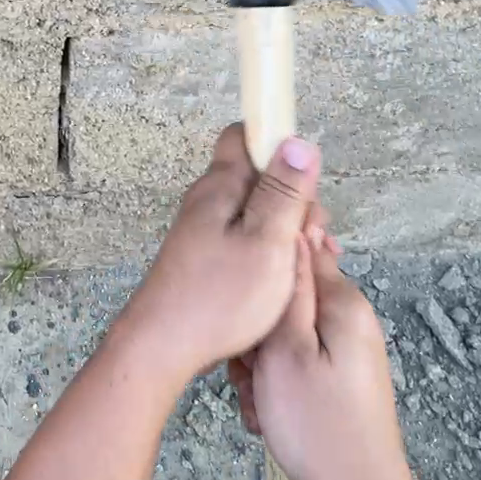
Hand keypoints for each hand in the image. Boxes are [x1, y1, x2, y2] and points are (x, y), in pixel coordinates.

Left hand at [110, 124, 320, 382]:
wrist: (164, 343)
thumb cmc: (220, 295)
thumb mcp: (267, 241)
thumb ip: (284, 192)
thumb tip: (298, 140)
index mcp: (220, 185)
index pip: (245, 136)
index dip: (278, 145)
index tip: (307, 182)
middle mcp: (208, 198)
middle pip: (257, 175)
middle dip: (294, 197)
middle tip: (315, 238)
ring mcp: (204, 227)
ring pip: (256, 209)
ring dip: (287, 227)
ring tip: (310, 261)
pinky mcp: (205, 254)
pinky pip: (246, 235)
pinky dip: (271, 247)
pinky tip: (288, 277)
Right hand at [227, 207, 423, 479]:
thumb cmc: (317, 425)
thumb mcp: (287, 347)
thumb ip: (291, 285)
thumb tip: (297, 226)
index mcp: (342, 302)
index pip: (296, 246)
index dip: (260, 265)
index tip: (241, 295)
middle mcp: (348, 318)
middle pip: (282, 293)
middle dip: (253, 324)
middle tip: (247, 363)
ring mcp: (343, 348)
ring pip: (281, 329)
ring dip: (258, 358)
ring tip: (255, 392)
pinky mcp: (336, 374)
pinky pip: (292, 357)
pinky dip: (272, 379)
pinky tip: (265, 406)